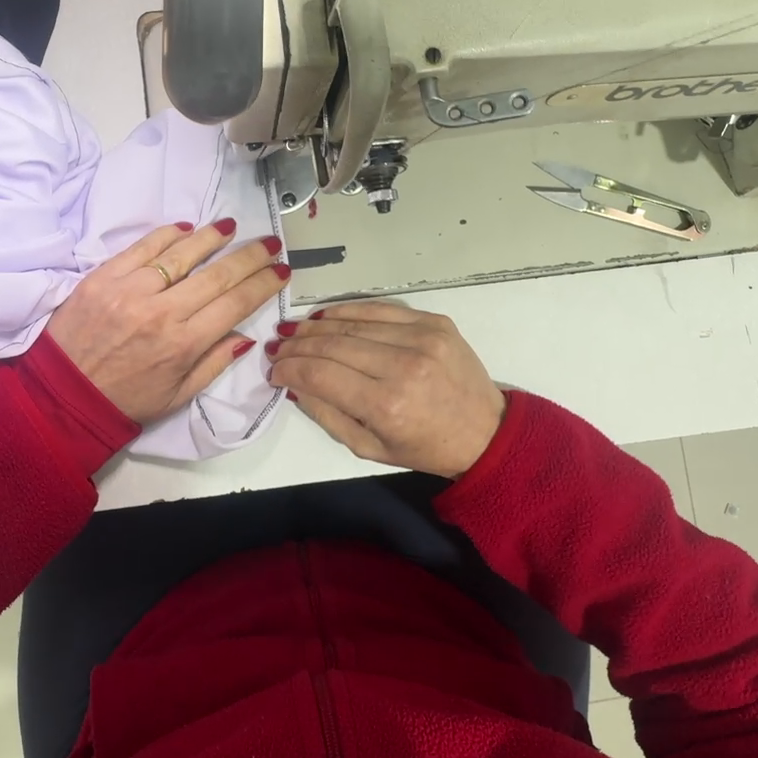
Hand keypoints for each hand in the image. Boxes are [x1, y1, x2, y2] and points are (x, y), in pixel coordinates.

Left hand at [47, 219, 287, 423]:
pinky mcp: (103, 277)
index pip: (235, 303)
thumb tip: (245, 335)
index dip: (263, 283)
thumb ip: (214, 363)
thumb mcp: (178, 396)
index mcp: (183, 344)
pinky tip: (187, 229)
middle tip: (269, 243)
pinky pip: (143, 247)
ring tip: (231, 227)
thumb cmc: (126, 400)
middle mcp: (161, 312)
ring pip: (182, 254)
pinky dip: (167, 235)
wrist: (63, 396)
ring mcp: (131, 291)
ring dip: (212, 237)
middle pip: (217, 274)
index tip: (280, 269)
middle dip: (249, 256)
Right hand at [268, 301, 504, 477]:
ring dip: (317, 326)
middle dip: (297, 345)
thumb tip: (292, 383)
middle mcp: (403, 367)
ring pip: (353, 323)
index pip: (319, 374)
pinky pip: (381, 308)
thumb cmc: (423, 448)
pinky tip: (326, 317)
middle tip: (277, 348)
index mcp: (386, 406)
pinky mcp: (435, 322)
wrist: (484, 431)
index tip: (273, 369)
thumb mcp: (368, 448)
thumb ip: (326, 415)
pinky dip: (349, 310)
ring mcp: (422, 339)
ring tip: (295, 331)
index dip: (289, 368)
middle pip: (332, 344)